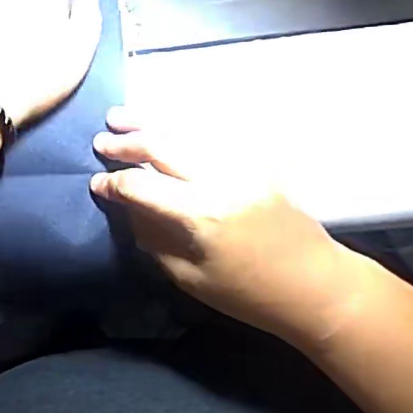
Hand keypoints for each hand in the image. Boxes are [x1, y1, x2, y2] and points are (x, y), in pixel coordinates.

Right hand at [90, 109, 377, 348]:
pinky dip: (186, 127)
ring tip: (124, 118)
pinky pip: (214, 135)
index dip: (114, 184)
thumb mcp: (189, 278)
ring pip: (188, 131)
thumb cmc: (248, 294)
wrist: (315, 285)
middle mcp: (221, 179)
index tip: (96, 183)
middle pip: (164, 145)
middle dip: (128, 141)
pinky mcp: (258, 163)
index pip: (143, 186)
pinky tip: (169, 124)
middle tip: (102, 140)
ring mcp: (243, 165)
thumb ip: (153, 237)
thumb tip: (130, 208)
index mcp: (201, 215)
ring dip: (153, 124)